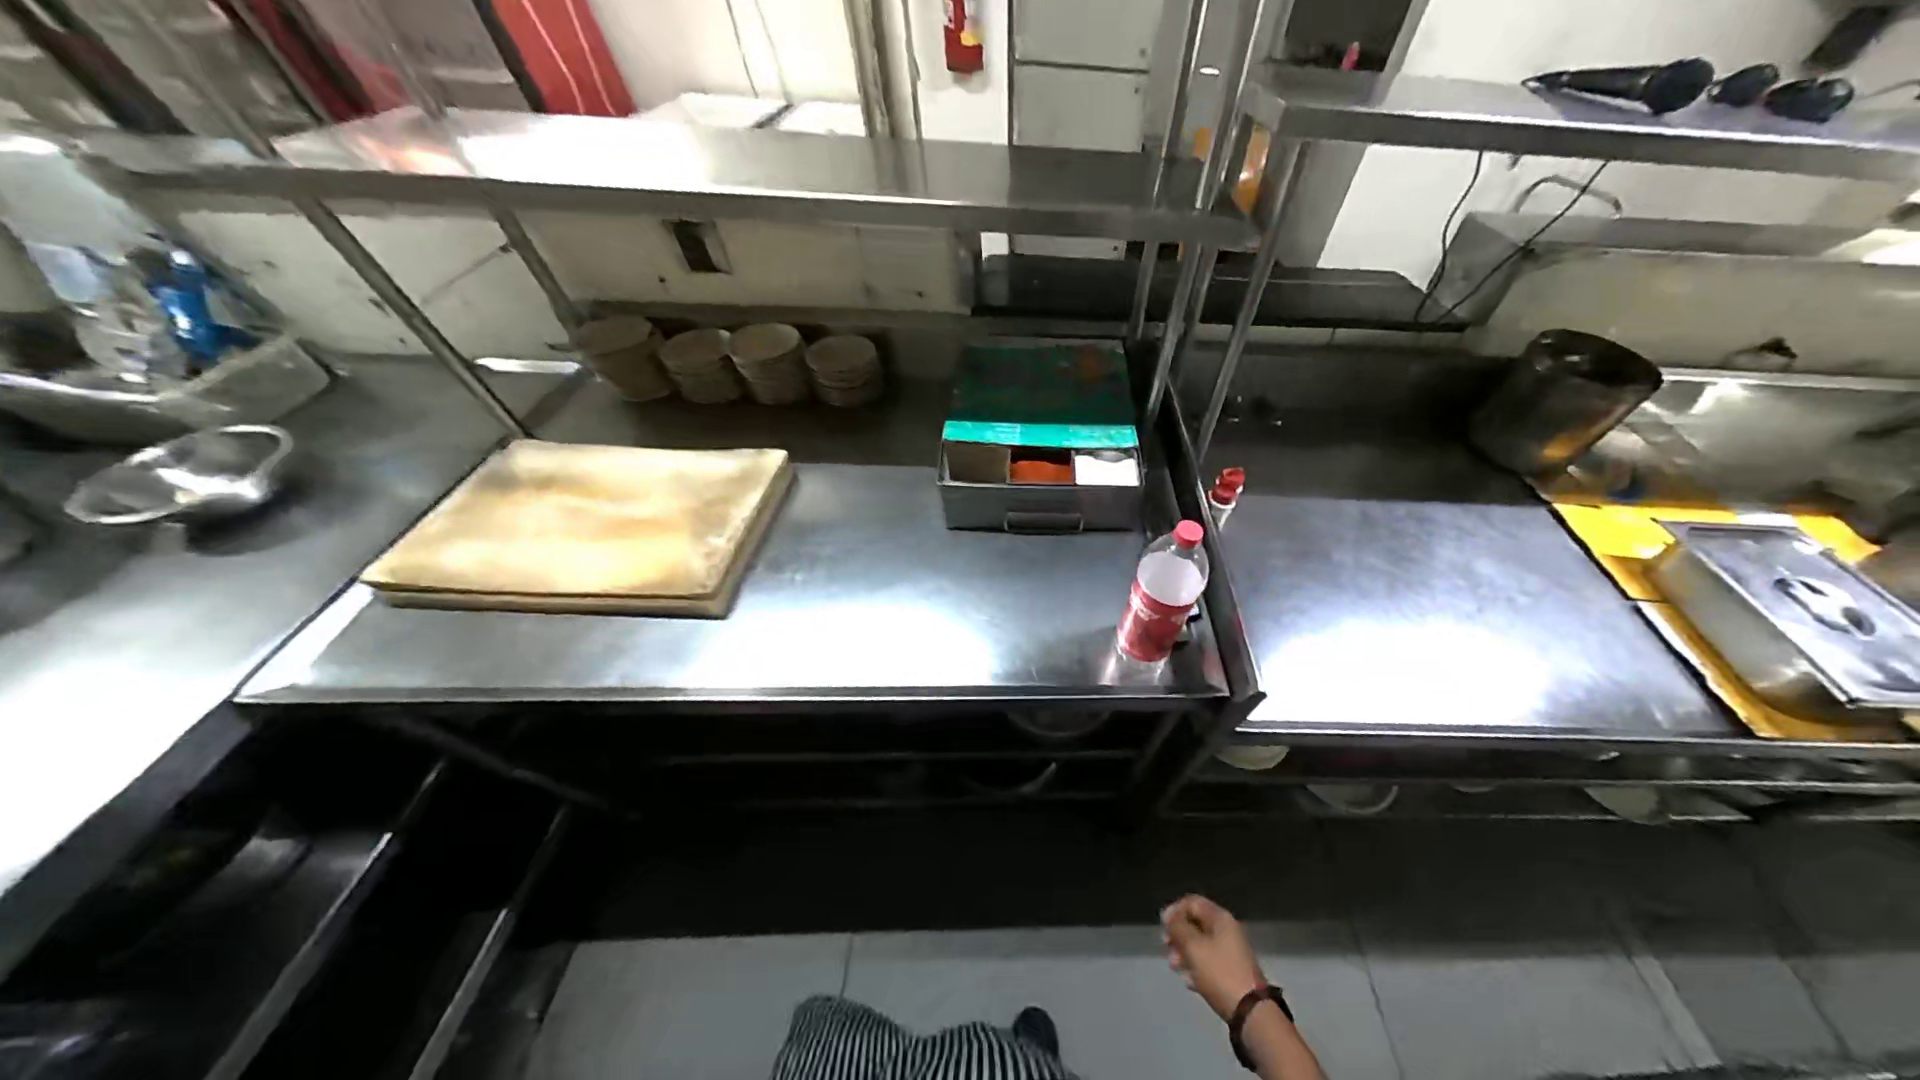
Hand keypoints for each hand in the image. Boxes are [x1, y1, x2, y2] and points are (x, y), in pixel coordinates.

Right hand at [1161, 894, 1266, 1022]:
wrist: (1250, 1013)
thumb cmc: (1219, 972)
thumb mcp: (1192, 946)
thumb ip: (1177, 927)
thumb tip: (1169, 916)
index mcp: (1220, 919)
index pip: (1192, 902)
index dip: (1174, 910)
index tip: (1163, 927)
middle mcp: (1227, 931)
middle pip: (1195, 923)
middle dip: (1178, 935)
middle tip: (1167, 948)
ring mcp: (1231, 953)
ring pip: (1200, 944)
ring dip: (1184, 953)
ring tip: (1175, 968)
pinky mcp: (1231, 972)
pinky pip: (1208, 963)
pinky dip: (1196, 968)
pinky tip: (1189, 982)